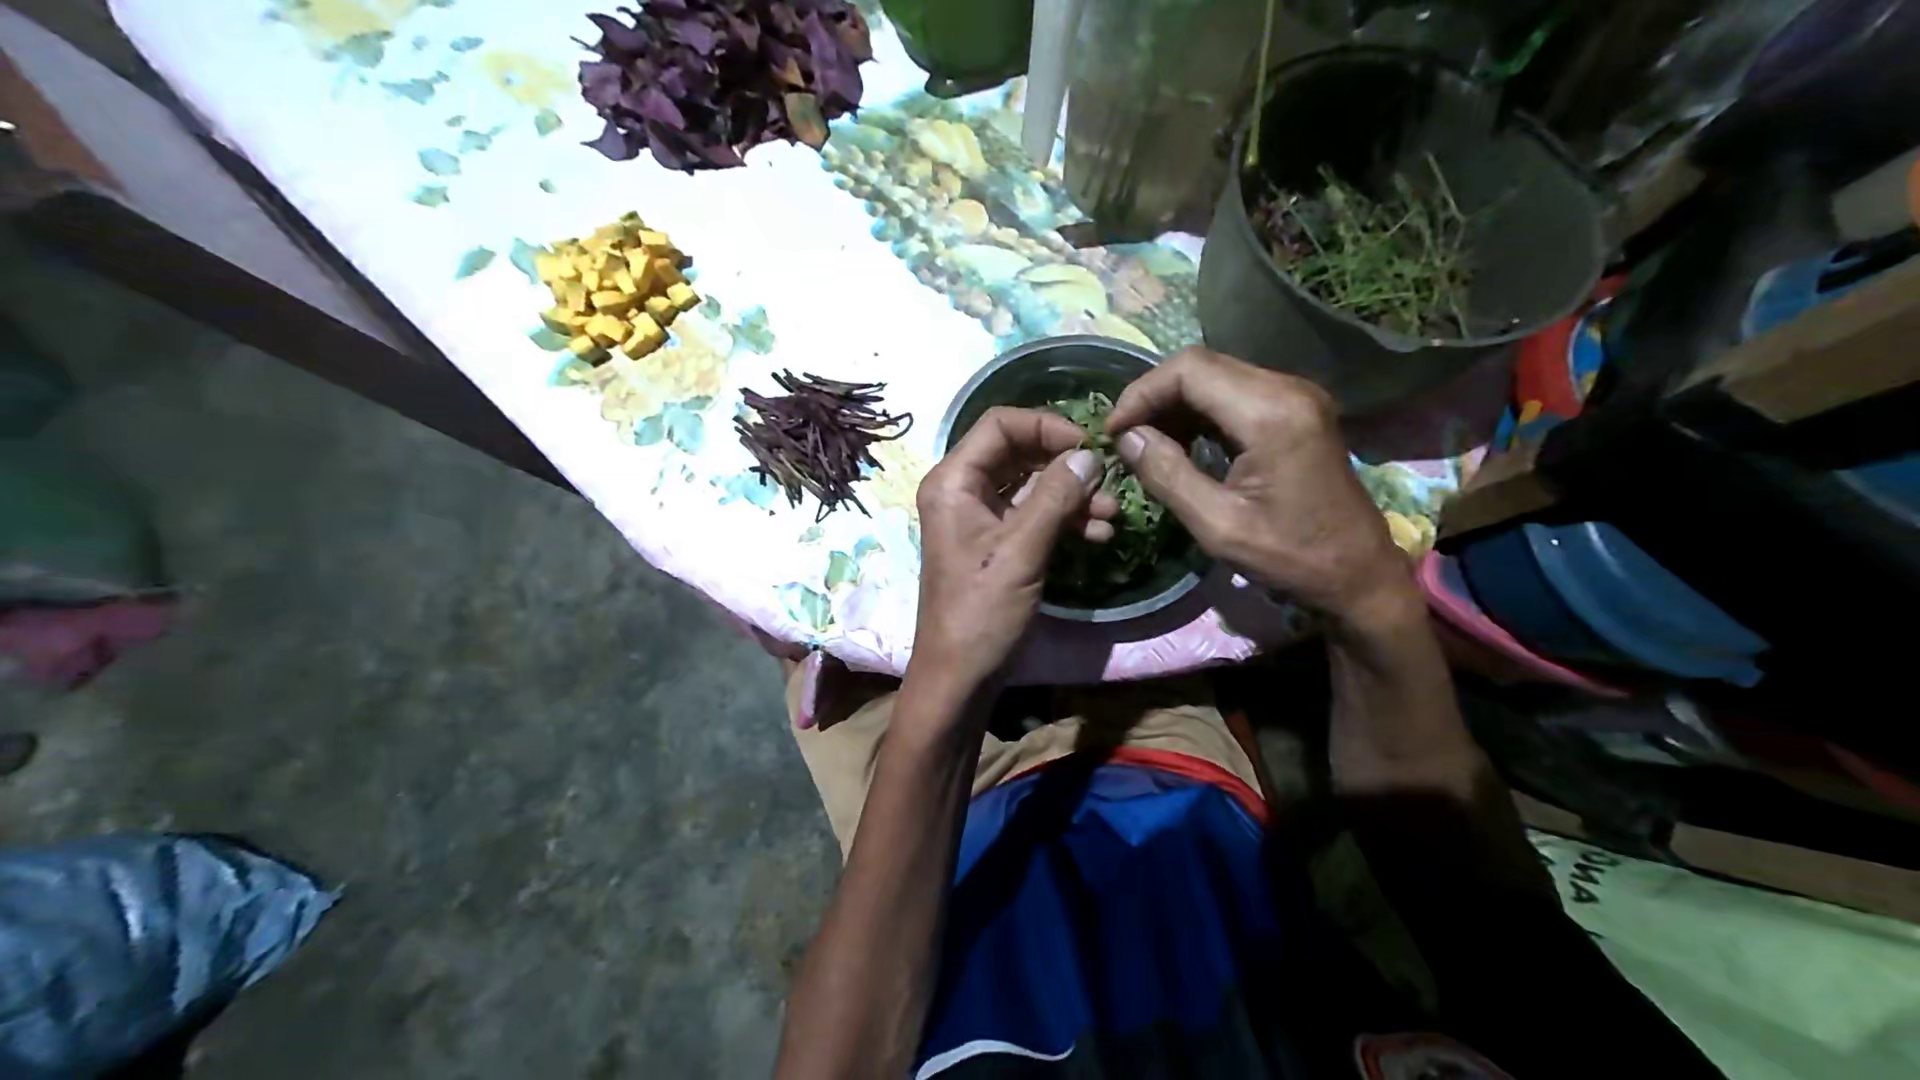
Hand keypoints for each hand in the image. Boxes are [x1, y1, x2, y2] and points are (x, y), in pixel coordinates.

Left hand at [911, 407, 1110, 693]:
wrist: (962, 674)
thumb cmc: (981, 610)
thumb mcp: (1021, 550)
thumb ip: (1055, 496)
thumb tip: (1089, 455)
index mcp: (954, 481)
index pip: (1000, 425)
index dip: (1046, 425)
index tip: (1088, 444)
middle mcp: (964, 491)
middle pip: (1020, 452)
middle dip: (1065, 464)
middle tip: (1107, 478)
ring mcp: (982, 518)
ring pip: (1032, 486)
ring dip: (1072, 495)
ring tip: (1112, 514)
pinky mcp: (999, 544)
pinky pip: (1035, 516)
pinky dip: (1065, 520)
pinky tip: (1098, 535)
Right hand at [1105, 347, 1410, 622]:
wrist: (1357, 572)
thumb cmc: (1290, 556)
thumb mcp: (1217, 525)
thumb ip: (1167, 474)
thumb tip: (1126, 438)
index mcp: (1270, 414)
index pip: (1189, 370)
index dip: (1141, 393)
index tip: (1114, 432)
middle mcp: (1287, 389)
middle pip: (1200, 365)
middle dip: (1154, 397)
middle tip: (1127, 440)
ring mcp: (1296, 396)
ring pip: (1215, 375)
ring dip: (1174, 404)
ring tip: (1149, 445)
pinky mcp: (1296, 408)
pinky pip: (1234, 392)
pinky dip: (1199, 411)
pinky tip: (1183, 444)